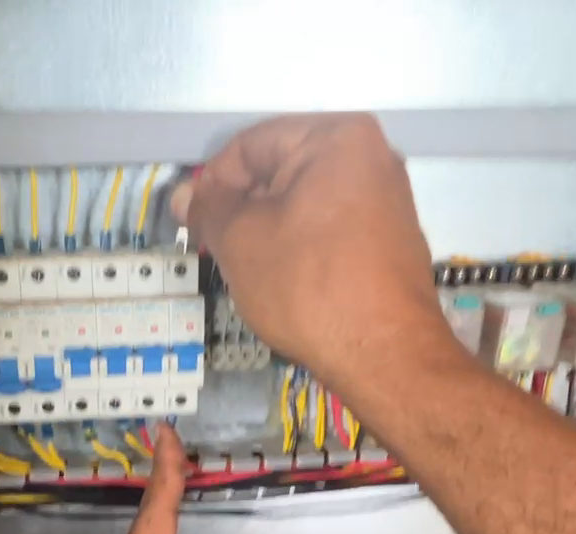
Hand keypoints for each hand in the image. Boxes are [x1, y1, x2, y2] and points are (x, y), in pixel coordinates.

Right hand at [173, 114, 449, 381]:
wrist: (383, 353)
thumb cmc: (308, 286)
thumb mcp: (241, 242)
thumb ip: (209, 209)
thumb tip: (187, 196)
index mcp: (336, 138)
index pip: (250, 144)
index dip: (212, 182)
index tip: (192, 222)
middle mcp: (371, 158)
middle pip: (281, 173)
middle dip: (242, 211)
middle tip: (217, 251)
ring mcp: (386, 202)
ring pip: (304, 206)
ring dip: (268, 235)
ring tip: (250, 273)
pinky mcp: (389, 243)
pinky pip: (329, 232)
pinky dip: (300, 251)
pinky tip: (286, 285)